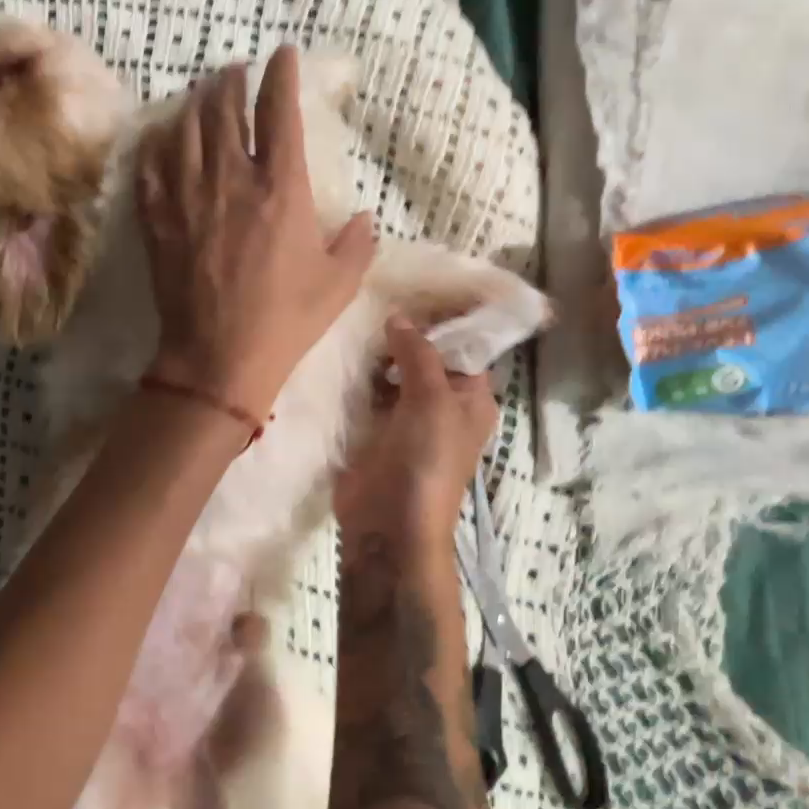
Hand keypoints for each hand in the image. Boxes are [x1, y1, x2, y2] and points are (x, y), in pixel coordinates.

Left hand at [135, 47, 375, 417]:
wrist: (217, 356)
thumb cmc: (285, 320)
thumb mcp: (340, 282)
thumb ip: (357, 243)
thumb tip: (362, 218)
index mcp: (281, 188)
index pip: (279, 112)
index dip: (281, 75)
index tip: (282, 54)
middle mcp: (230, 181)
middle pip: (222, 110)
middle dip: (230, 81)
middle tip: (234, 70)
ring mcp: (186, 199)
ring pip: (183, 132)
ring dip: (193, 104)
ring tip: (200, 93)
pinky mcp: (157, 221)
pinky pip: (151, 169)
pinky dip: (156, 145)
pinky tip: (160, 137)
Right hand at [336, 315, 498, 554]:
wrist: (389, 520)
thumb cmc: (424, 459)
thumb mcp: (431, 399)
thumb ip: (418, 354)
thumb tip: (399, 317)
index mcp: (471, 399)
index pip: (462, 348)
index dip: (443, 320)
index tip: (412, 288)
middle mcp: (440, 405)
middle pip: (423, 358)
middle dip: (402, 333)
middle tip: (372, 297)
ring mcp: (403, 419)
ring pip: (391, 374)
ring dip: (375, 354)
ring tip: (350, 318)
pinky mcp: (371, 431)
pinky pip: (365, 395)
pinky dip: (355, 377)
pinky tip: (337, 354)